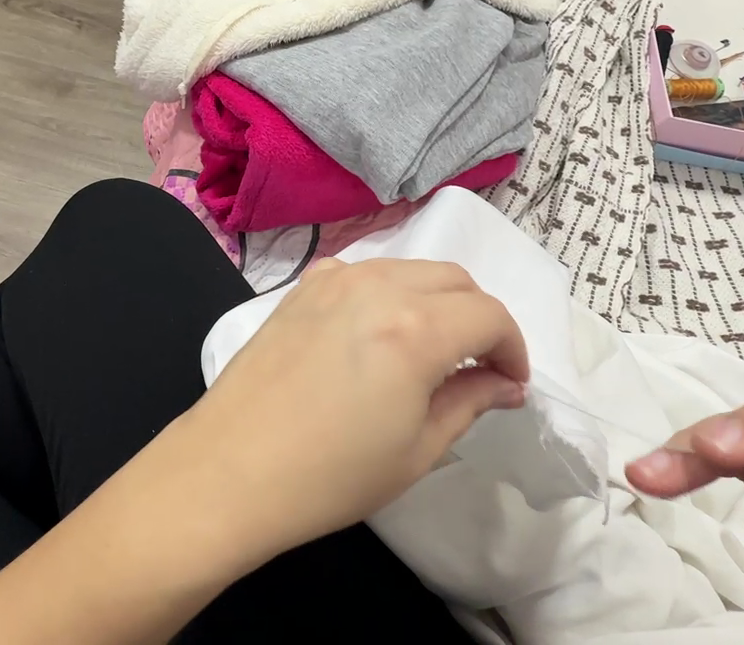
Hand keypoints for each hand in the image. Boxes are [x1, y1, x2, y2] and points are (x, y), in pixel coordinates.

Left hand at [179, 257, 529, 562]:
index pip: (489, 315)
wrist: (232, 468)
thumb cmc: (331, 475)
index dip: (511, 347)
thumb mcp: (417, 450)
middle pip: (453, 279)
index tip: (509, 383)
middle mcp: (377, 286)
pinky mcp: (302, 286)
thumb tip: (505, 383)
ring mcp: (334, 279)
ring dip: (434, 300)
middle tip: (476, 366)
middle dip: (478, 318)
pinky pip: (363, 272)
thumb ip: (469, 401)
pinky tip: (376, 332)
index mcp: (415, 327)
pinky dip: (387, 291)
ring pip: (409, 269)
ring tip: (429, 351)